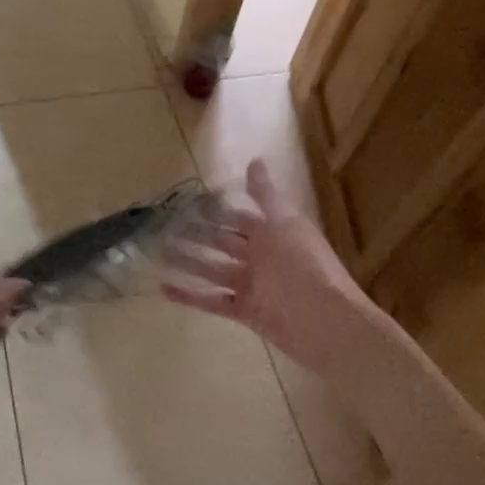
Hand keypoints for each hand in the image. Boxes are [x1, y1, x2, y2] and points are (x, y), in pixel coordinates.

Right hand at [162, 161, 382, 378]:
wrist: (329, 323)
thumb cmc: (306, 265)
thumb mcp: (284, 222)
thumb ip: (265, 195)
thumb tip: (254, 160)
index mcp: (272, 233)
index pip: (237, 217)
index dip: (213, 210)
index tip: (183, 201)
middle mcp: (260, 257)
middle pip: (221, 242)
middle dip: (194, 234)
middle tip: (160, 226)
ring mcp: (252, 285)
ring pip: (211, 269)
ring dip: (185, 261)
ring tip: (155, 251)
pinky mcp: (246, 311)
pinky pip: (212, 301)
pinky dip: (189, 295)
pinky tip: (163, 289)